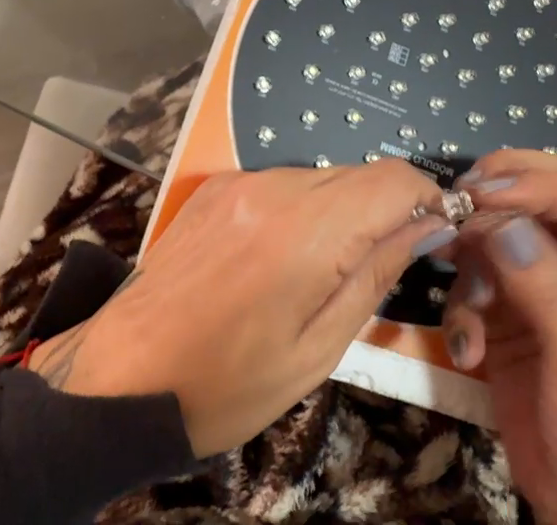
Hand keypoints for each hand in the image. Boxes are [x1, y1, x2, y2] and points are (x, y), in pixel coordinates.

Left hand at [26, 159, 454, 455]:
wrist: (120, 377)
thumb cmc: (227, 383)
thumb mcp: (318, 348)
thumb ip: (377, 273)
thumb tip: (427, 225)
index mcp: (305, 230)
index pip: (394, 179)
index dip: (428, 199)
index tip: (435, 235)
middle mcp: (273, 188)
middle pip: (361, 173)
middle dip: (387, 208)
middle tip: (383, 264)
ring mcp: (239, 182)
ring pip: (324, 175)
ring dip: (344, 209)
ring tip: (326, 270)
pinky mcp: (216, 188)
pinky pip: (283, 183)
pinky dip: (304, 208)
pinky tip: (285, 257)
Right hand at [441, 150, 556, 524]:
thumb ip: (548, 288)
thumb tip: (500, 220)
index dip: (536, 186)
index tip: (483, 191)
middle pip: (538, 205)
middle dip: (496, 200)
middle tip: (457, 205)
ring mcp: (539, 295)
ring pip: (495, 241)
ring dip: (472, 262)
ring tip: (470, 305)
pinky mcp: (504, 324)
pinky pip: (472, 290)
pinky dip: (460, 312)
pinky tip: (465, 351)